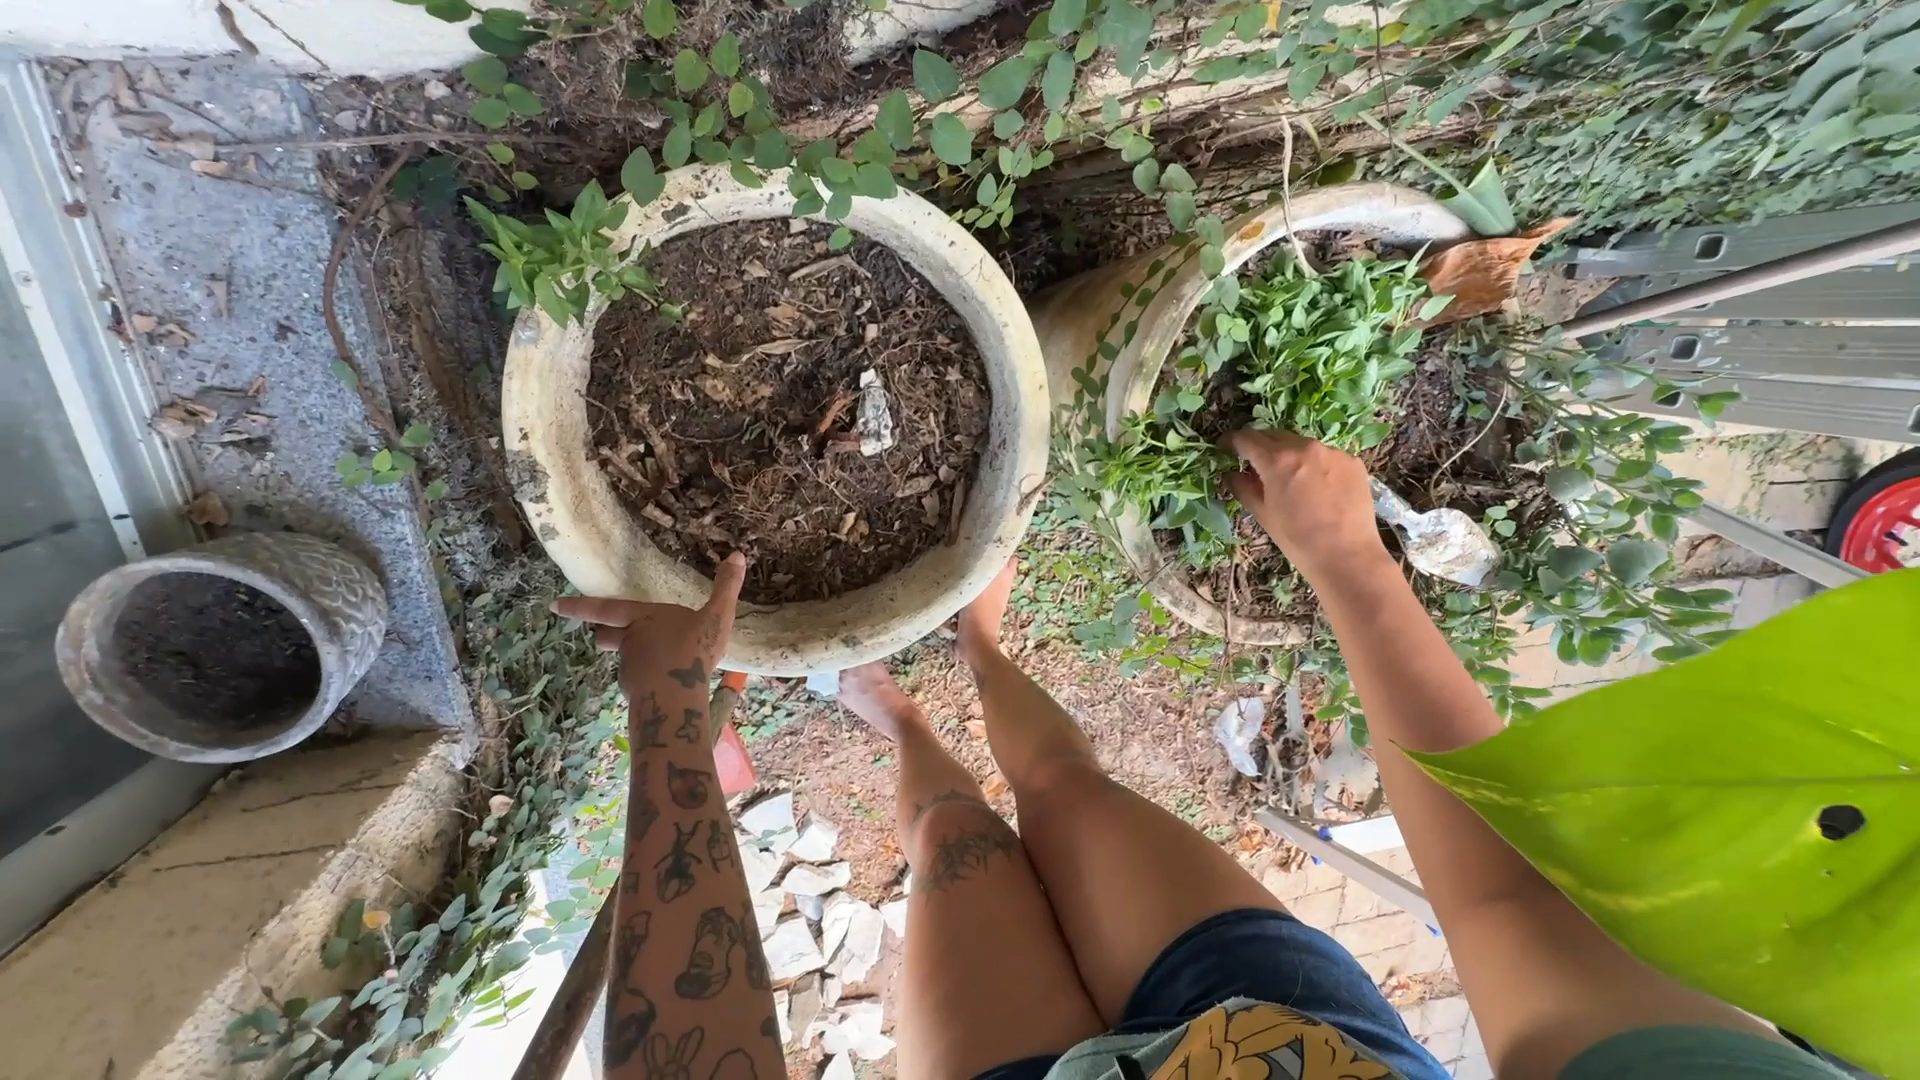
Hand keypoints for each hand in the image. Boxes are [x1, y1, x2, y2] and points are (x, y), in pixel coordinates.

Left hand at [552, 552, 746, 688]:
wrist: (677, 696)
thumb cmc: (692, 649)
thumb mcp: (717, 616)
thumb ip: (727, 587)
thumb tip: (739, 555)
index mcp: (643, 618)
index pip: (604, 608)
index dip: (578, 606)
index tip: (554, 605)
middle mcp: (630, 641)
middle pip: (607, 637)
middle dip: (606, 634)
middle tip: (606, 633)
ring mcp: (630, 668)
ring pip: (624, 659)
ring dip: (634, 658)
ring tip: (659, 661)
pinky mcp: (636, 690)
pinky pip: (638, 680)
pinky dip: (648, 678)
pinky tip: (667, 681)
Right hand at [1224, 431, 1385, 579]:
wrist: (1346, 554)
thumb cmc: (1297, 538)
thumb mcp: (1263, 514)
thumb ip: (1244, 488)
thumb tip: (1232, 474)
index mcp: (1277, 460)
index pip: (1247, 439)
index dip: (1232, 441)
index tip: (1225, 446)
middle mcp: (1305, 447)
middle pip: (1275, 436)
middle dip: (1261, 445)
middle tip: (1254, 462)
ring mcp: (1332, 452)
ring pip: (1301, 444)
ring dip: (1289, 454)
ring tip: (1289, 478)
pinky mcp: (1352, 461)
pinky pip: (1325, 455)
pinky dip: (1314, 464)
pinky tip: (1317, 487)